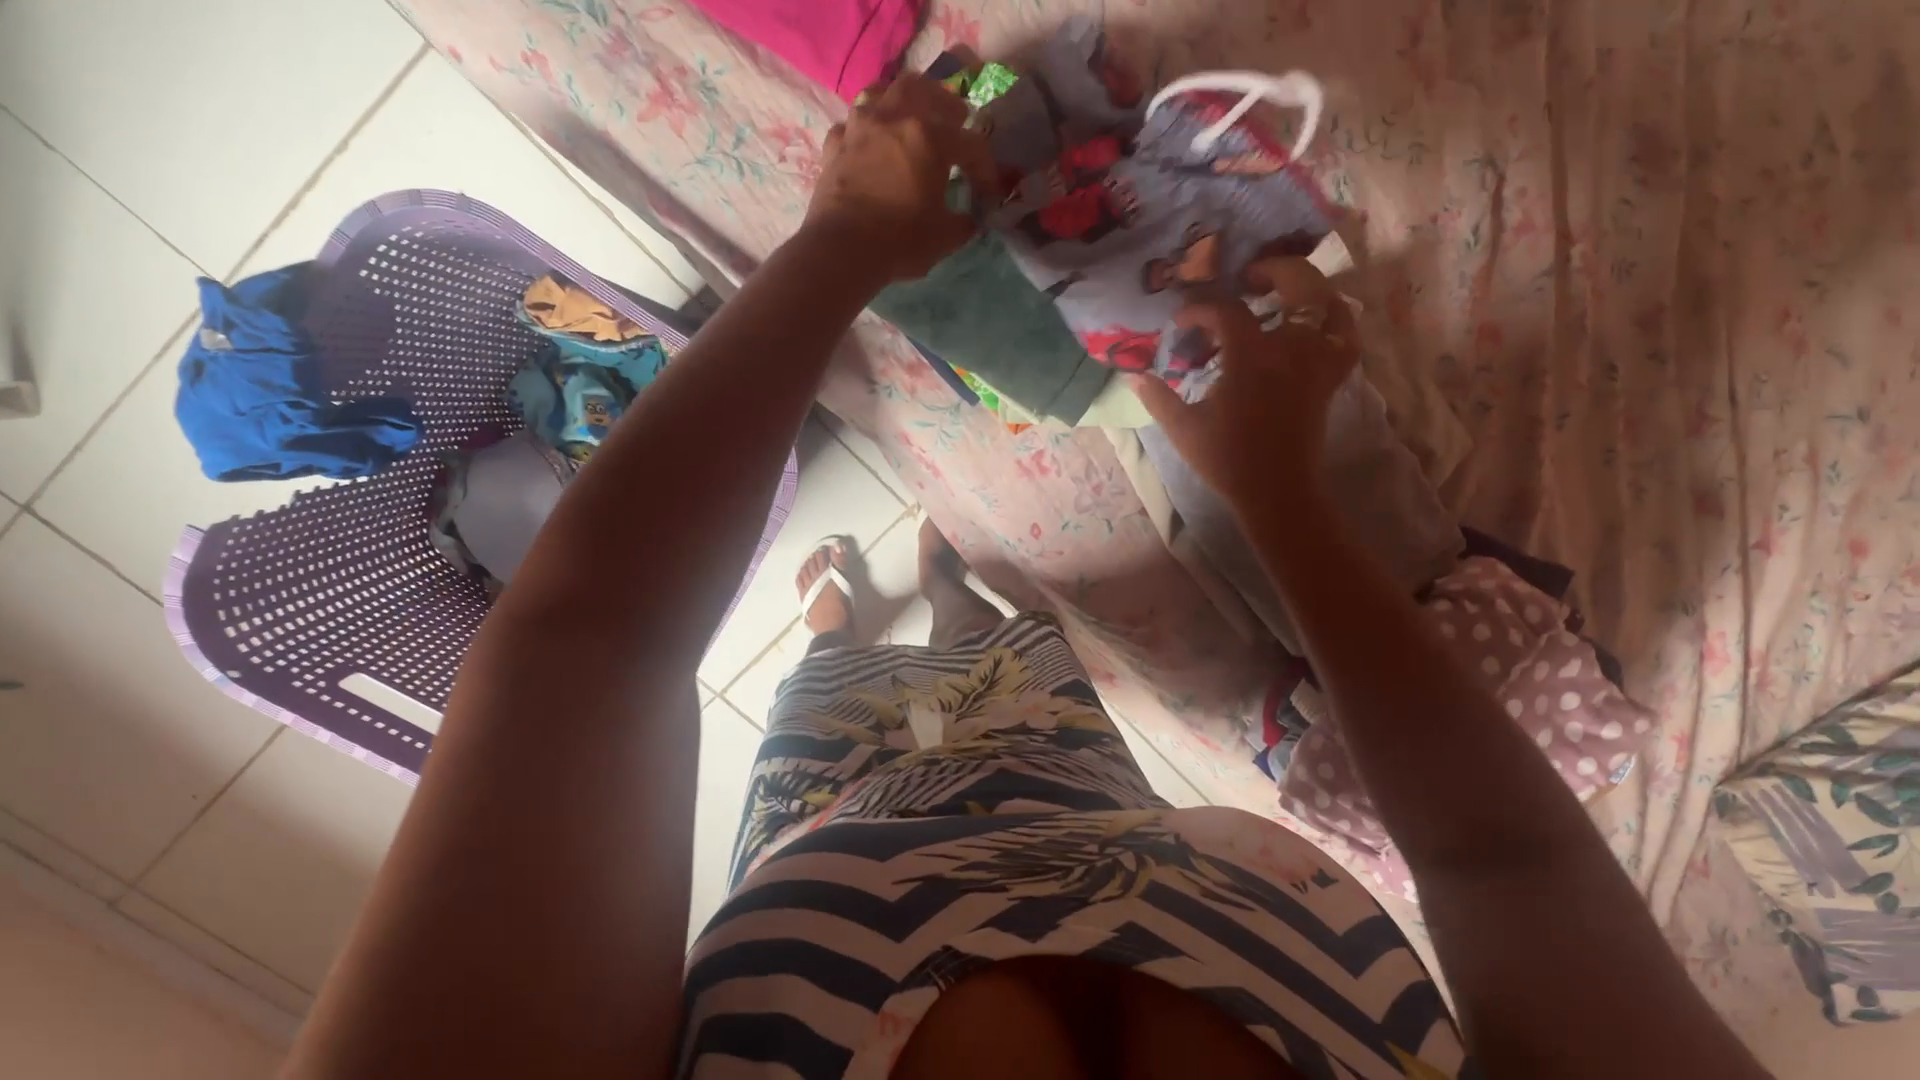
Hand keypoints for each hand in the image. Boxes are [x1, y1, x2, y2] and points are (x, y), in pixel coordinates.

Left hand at [804, 75, 999, 282]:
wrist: (841, 250)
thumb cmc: (900, 241)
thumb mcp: (945, 237)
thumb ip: (964, 222)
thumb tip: (970, 218)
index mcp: (930, 137)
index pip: (971, 144)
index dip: (985, 170)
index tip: (987, 194)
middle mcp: (894, 119)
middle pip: (922, 90)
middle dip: (943, 103)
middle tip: (953, 120)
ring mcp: (859, 128)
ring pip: (881, 93)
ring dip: (899, 102)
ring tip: (907, 119)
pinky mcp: (834, 145)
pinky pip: (851, 125)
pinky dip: (864, 130)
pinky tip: (869, 145)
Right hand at [1129, 257, 1358, 512]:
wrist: (1275, 490)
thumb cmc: (1226, 460)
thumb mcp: (1183, 429)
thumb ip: (1158, 397)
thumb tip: (1133, 375)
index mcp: (1251, 358)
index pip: (1227, 310)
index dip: (1201, 308)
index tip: (1182, 321)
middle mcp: (1291, 349)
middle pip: (1297, 283)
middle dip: (1271, 270)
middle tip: (1247, 278)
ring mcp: (1317, 361)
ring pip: (1328, 302)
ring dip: (1305, 287)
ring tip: (1281, 291)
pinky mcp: (1330, 377)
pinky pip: (1346, 335)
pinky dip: (1335, 319)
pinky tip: (1316, 319)